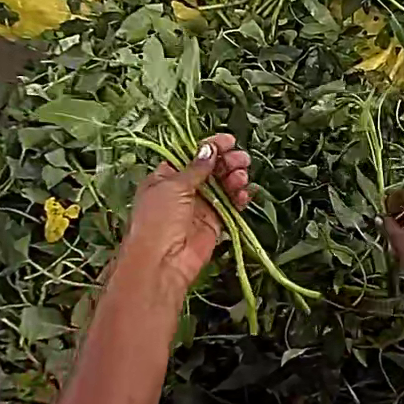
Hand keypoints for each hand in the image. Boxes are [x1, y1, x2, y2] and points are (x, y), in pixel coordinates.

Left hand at [112, 134, 252, 295]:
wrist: (162, 262)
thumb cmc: (158, 220)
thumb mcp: (173, 186)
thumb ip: (196, 167)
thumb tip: (209, 148)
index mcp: (167, 177)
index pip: (191, 155)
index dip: (210, 146)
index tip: (229, 141)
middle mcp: (184, 190)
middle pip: (211, 169)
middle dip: (227, 161)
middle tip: (241, 159)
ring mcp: (200, 206)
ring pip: (224, 185)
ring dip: (235, 178)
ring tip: (241, 177)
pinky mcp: (215, 222)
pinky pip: (231, 204)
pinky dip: (240, 197)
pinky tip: (244, 194)